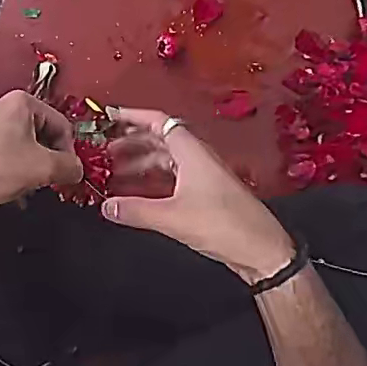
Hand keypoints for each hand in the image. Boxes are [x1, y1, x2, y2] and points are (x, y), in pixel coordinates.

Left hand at [0, 91, 83, 212]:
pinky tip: (11, 190)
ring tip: (28, 186)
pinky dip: (15, 170)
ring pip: (26, 146)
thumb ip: (69, 166)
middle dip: (49, 160)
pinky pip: (8, 154)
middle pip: (43, 134)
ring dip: (32, 168)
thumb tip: (76, 169)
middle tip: (49, 179)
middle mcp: (3, 107)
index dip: (69, 151)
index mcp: (21, 102)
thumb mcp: (43, 169)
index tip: (68, 170)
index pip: (62, 124)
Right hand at [99, 107, 295, 282]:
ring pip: (167, 158)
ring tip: (116, 170)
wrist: (261, 249)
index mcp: (192, 151)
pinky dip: (154, 178)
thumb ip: (136, 210)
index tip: (111, 117)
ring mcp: (203, 174)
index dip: (133, 116)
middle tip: (106, 148)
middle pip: (160, 138)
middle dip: (132, 141)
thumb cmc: (222, 225)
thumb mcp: (172, 217)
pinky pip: (174, 175)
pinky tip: (139, 190)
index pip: (158, 121)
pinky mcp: (206, 192)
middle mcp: (198, 157)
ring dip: (141, 160)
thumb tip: (106, 206)